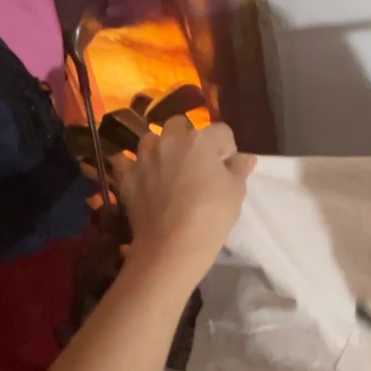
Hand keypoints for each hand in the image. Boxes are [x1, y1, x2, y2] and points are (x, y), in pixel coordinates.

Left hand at [112, 117, 254, 285]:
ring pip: (151, 139)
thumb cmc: (212, 216)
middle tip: (196, 162)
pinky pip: (126, 162)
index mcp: (201, 140)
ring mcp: (144, 157)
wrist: (172, 246)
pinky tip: (142, 178)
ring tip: (168, 169)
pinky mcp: (127, 176)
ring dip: (160, 148)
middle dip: (189, 137)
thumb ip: (239, 169)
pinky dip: (134, 167)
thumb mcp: (236, 192)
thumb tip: (244, 158)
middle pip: (180, 125)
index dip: (226, 147)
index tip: (227, 166)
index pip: (221, 131)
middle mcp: (170, 140)